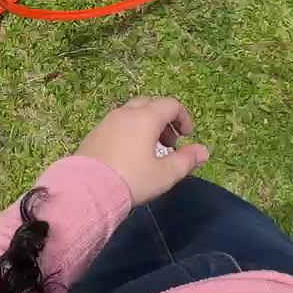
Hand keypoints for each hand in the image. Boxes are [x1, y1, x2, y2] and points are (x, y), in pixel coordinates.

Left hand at [75, 96, 209, 203]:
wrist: (89, 188)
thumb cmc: (133, 179)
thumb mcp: (166, 174)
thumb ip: (187, 160)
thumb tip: (203, 150)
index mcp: (145, 118)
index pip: (171, 104)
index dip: (184, 117)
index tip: (187, 137)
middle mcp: (125, 113)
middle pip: (151, 104)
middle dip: (165, 119)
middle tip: (170, 143)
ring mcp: (108, 120)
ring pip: (133, 112)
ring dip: (148, 124)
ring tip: (152, 150)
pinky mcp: (96, 131)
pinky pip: (119, 121)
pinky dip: (131, 129)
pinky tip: (131, 153)